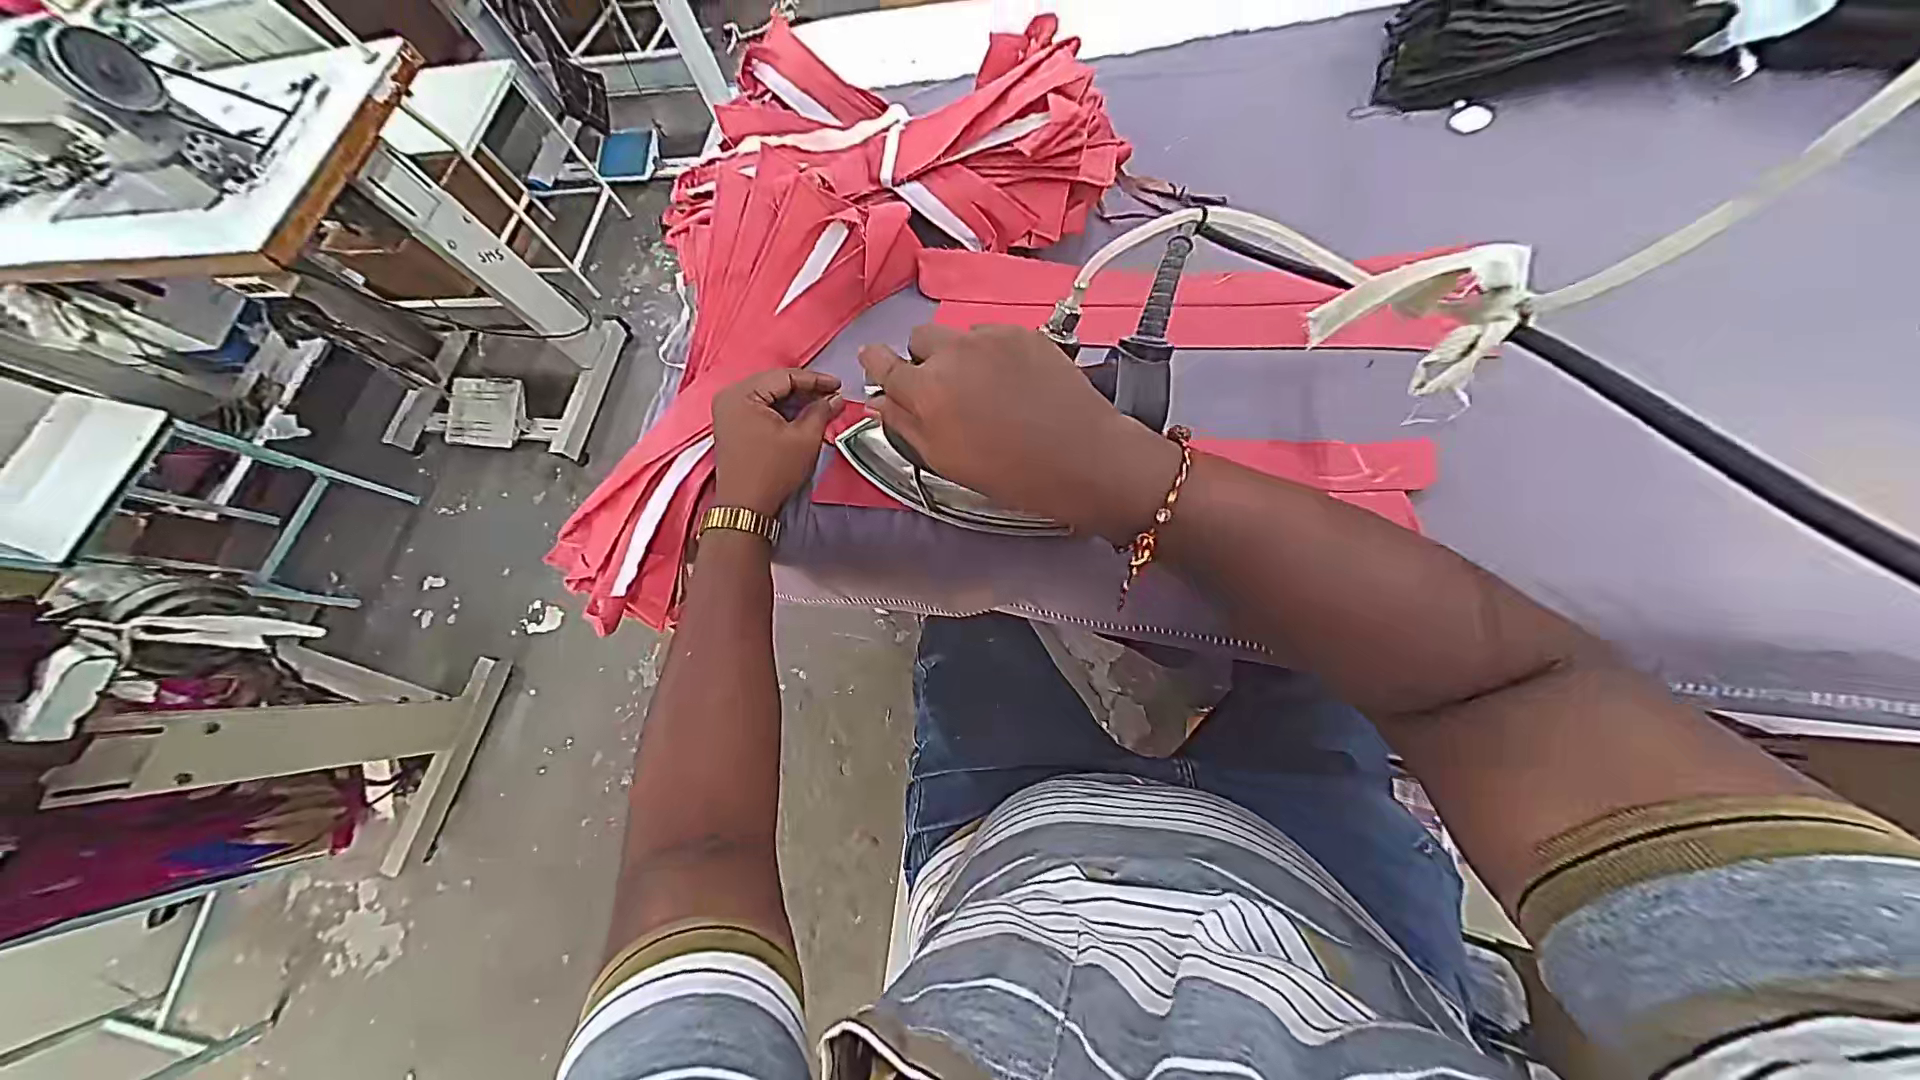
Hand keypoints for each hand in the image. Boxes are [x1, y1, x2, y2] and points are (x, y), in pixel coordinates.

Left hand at [711, 369, 844, 515]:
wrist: (746, 507)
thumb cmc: (773, 472)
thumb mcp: (804, 439)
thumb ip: (822, 412)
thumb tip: (835, 398)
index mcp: (742, 394)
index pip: (784, 376)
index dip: (815, 380)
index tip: (838, 385)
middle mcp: (729, 397)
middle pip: (774, 383)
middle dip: (805, 389)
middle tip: (832, 395)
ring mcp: (728, 411)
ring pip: (768, 395)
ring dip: (795, 400)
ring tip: (821, 406)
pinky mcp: (732, 425)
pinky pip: (760, 408)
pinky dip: (782, 410)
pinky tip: (801, 416)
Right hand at [859, 325, 1179, 539]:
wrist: (1080, 456)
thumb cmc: (1010, 472)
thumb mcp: (945, 460)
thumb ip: (904, 425)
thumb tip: (879, 402)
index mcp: (927, 390)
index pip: (883, 363)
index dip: (875, 363)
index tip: (875, 363)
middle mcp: (953, 354)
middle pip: (919, 338)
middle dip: (923, 359)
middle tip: (943, 388)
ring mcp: (991, 338)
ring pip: (958, 336)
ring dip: (960, 356)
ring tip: (985, 388)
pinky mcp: (1024, 333)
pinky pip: (993, 335)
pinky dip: (993, 353)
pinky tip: (1012, 382)